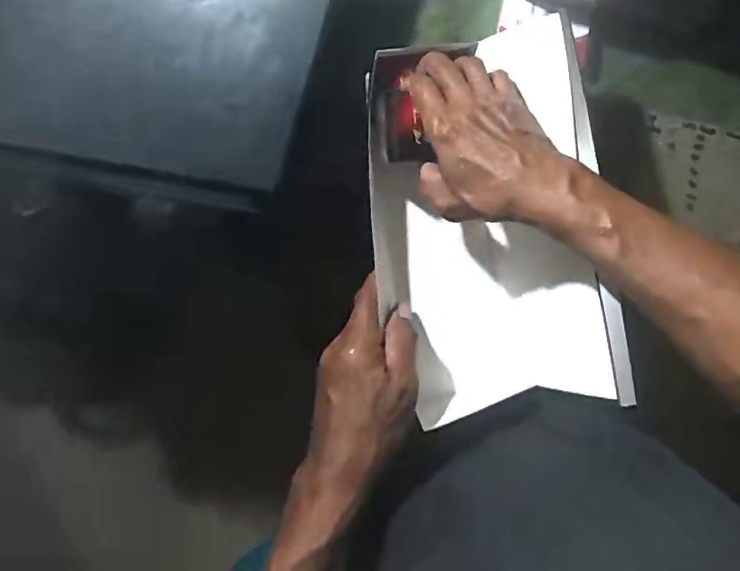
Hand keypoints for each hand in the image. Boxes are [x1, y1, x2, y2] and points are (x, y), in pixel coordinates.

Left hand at [305, 273, 417, 490]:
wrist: (336, 473)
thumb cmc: (375, 429)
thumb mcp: (402, 386)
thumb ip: (403, 342)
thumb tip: (400, 311)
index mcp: (354, 343)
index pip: (366, 296)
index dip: (381, 278)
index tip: (398, 267)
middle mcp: (336, 346)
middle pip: (362, 313)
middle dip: (385, 308)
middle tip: (412, 308)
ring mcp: (328, 363)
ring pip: (358, 333)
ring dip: (378, 331)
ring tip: (404, 339)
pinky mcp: (327, 379)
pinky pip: (352, 350)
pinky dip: (369, 348)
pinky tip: (386, 363)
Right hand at [407, 52, 578, 228]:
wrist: (538, 183)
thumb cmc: (495, 193)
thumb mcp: (452, 204)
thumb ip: (431, 186)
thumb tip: (426, 171)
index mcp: (444, 127)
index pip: (421, 87)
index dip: (410, 80)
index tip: (408, 86)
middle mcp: (465, 105)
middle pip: (442, 64)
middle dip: (429, 63)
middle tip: (427, 73)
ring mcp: (491, 98)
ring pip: (470, 63)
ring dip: (458, 64)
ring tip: (455, 75)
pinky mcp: (514, 98)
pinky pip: (498, 74)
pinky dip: (489, 76)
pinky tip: (487, 87)